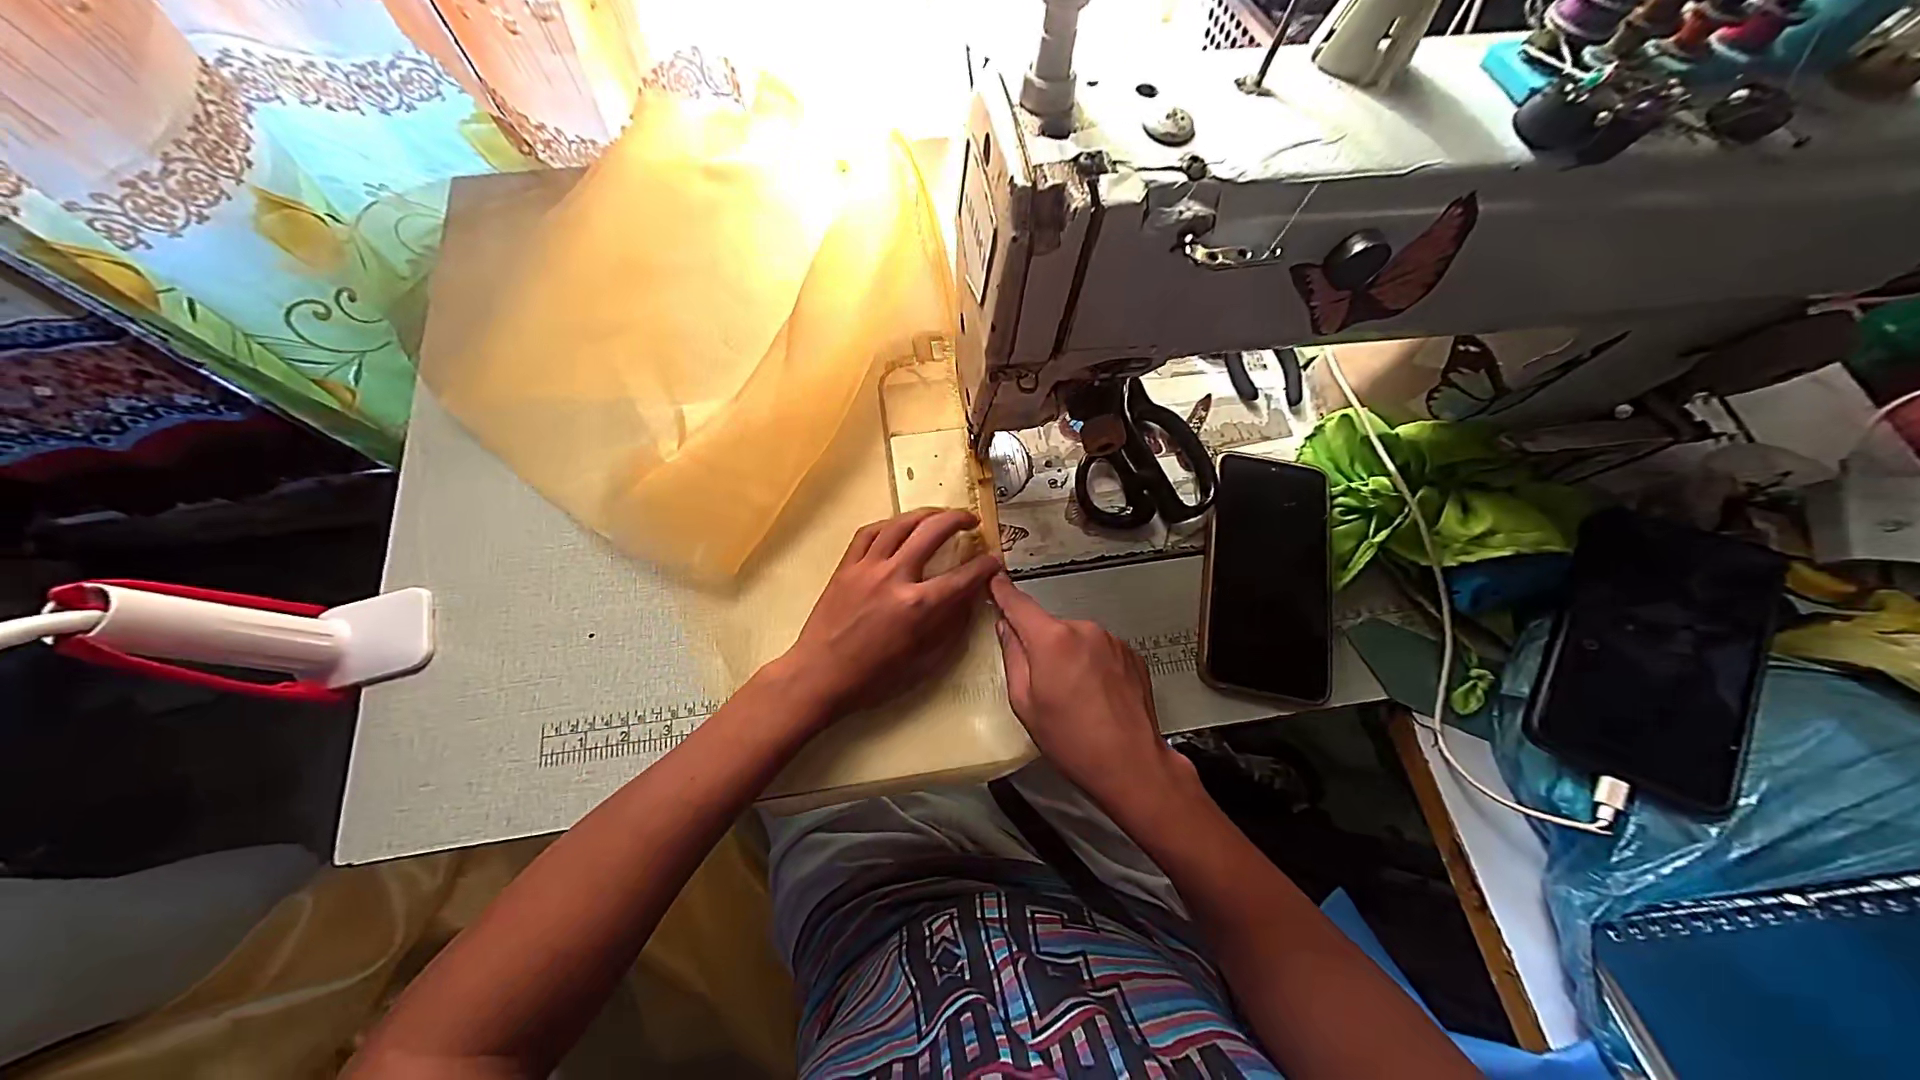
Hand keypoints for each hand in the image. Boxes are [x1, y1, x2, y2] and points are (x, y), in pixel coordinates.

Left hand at [780, 508, 999, 717]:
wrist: (820, 676)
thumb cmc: (873, 677)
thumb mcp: (923, 661)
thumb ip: (950, 626)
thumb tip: (968, 599)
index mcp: (919, 606)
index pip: (964, 576)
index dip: (986, 565)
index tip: (994, 560)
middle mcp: (895, 577)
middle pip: (934, 531)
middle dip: (959, 520)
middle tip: (971, 521)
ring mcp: (867, 568)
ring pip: (901, 524)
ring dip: (926, 514)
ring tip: (940, 515)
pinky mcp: (846, 566)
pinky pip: (869, 533)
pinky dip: (890, 524)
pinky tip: (900, 526)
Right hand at [990, 572, 1191, 810]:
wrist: (1130, 763)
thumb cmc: (1077, 742)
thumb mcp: (1025, 703)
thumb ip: (1013, 657)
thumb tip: (1008, 632)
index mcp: (1052, 640)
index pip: (1019, 603)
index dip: (1003, 591)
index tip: (996, 581)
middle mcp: (1084, 631)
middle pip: (1049, 627)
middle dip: (1041, 647)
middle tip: (1043, 686)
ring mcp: (1111, 641)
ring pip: (1075, 639)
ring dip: (1069, 658)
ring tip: (1075, 698)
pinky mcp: (1130, 654)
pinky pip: (1099, 650)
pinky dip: (1092, 666)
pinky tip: (1094, 697)